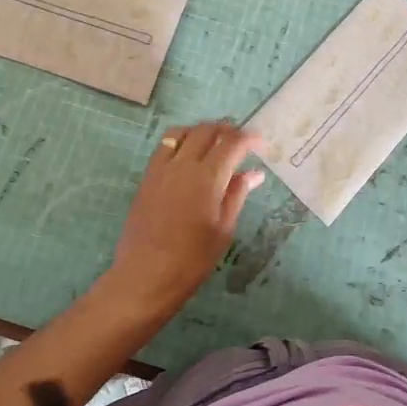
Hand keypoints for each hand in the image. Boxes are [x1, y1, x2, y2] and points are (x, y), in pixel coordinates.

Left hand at [104, 121, 265, 313]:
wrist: (146, 275)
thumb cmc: (191, 259)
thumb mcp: (223, 229)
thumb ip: (237, 194)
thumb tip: (254, 173)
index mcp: (207, 177)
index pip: (231, 143)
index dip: (249, 138)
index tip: (261, 143)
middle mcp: (183, 164)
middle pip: (206, 130)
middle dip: (226, 130)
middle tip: (240, 142)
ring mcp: (161, 168)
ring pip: (182, 132)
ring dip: (201, 131)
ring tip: (214, 144)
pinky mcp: (147, 177)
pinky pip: (164, 146)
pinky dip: (180, 141)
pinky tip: (188, 157)